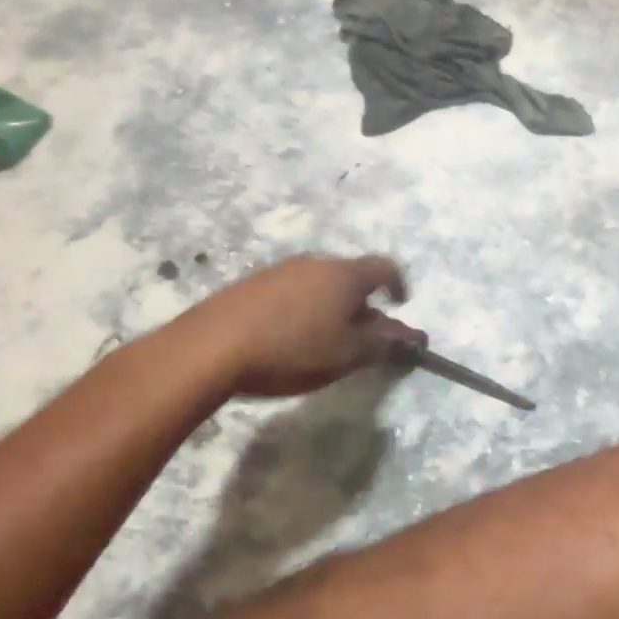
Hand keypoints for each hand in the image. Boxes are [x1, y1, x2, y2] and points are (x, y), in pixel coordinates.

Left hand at [182, 254, 426, 396]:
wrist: (207, 349)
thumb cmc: (292, 350)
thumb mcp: (347, 354)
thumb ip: (383, 343)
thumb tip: (411, 335)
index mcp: (347, 274)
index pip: (386, 267)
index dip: (398, 284)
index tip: (399, 303)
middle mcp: (316, 263)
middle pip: (349, 274)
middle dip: (360, 298)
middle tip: (359, 328)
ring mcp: (279, 271)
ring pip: (316, 282)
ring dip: (326, 303)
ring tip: (320, 335)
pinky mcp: (248, 285)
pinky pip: (287, 291)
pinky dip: (297, 308)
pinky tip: (283, 336)